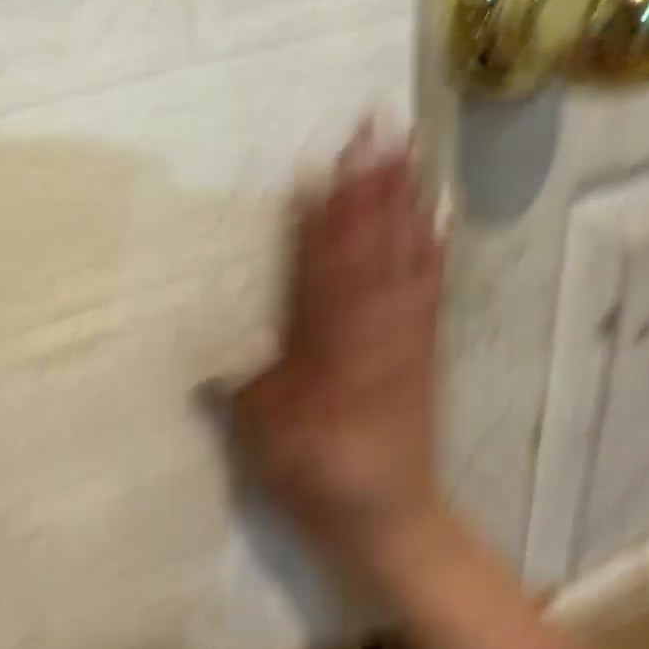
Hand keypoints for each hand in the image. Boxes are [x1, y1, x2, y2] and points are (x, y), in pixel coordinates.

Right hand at [228, 120, 451, 584]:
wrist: (391, 522)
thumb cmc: (315, 481)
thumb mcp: (264, 440)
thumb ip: (244, 387)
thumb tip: (212, 348)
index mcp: (329, 356)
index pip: (324, 272)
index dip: (327, 216)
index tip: (326, 163)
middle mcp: (374, 337)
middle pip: (372, 250)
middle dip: (373, 185)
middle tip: (378, 127)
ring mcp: (406, 339)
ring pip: (405, 258)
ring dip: (404, 200)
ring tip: (407, 148)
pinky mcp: (425, 348)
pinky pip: (430, 287)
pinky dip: (433, 245)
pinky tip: (436, 212)